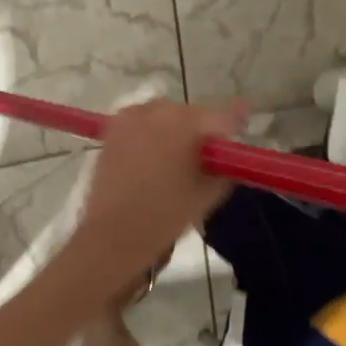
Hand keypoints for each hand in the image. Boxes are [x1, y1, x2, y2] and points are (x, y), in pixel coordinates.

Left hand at [70, 98, 246, 292]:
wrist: (111, 234)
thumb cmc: (164, 217)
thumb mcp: (208, 193)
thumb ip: (226, 166)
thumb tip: (229, 154)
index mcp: (187, 123)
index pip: (223, 118)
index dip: (232, 132)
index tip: (235, 147)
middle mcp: (158, 110)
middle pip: (191, 114)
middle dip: (200, 132)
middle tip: (202, 161)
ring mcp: (129, 118)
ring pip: (163, 117)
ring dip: (172, 132)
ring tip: (173, 163)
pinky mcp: (110, 132)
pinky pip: (139, 125)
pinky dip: (148, 136)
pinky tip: (149, 161)